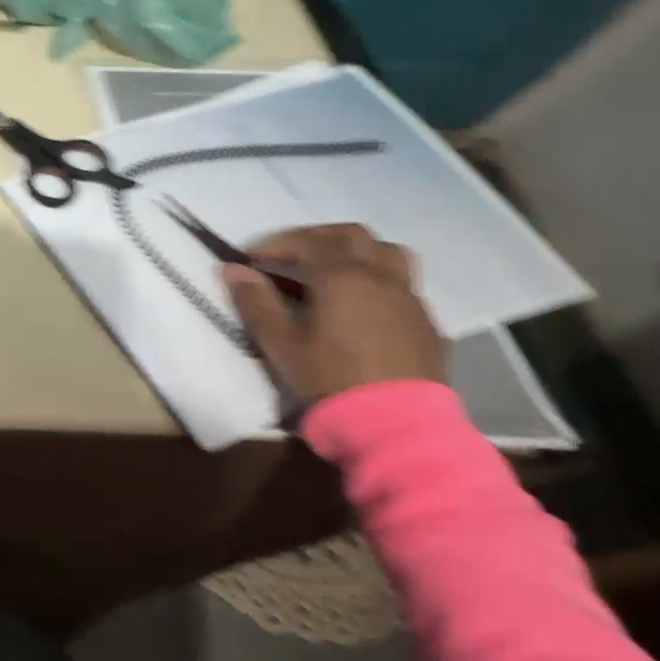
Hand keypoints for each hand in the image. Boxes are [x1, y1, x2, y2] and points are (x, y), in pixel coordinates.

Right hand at [224, 224, 447, 408]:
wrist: (395, 424)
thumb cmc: (329, 378)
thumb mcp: (280, 342)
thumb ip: (255, 301)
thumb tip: (232, 269)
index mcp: (343, 277)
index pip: (308, 241)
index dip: (276, 243)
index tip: (252, 259)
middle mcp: (382, 278)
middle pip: (353, 236)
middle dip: (317, 237)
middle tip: (290, 255)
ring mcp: (410, 300)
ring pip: (389, 253)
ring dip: (356, 252)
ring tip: (332, 271)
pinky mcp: (427, 325)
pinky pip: (403, 286)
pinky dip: (377, 281)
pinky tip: (361, 307)